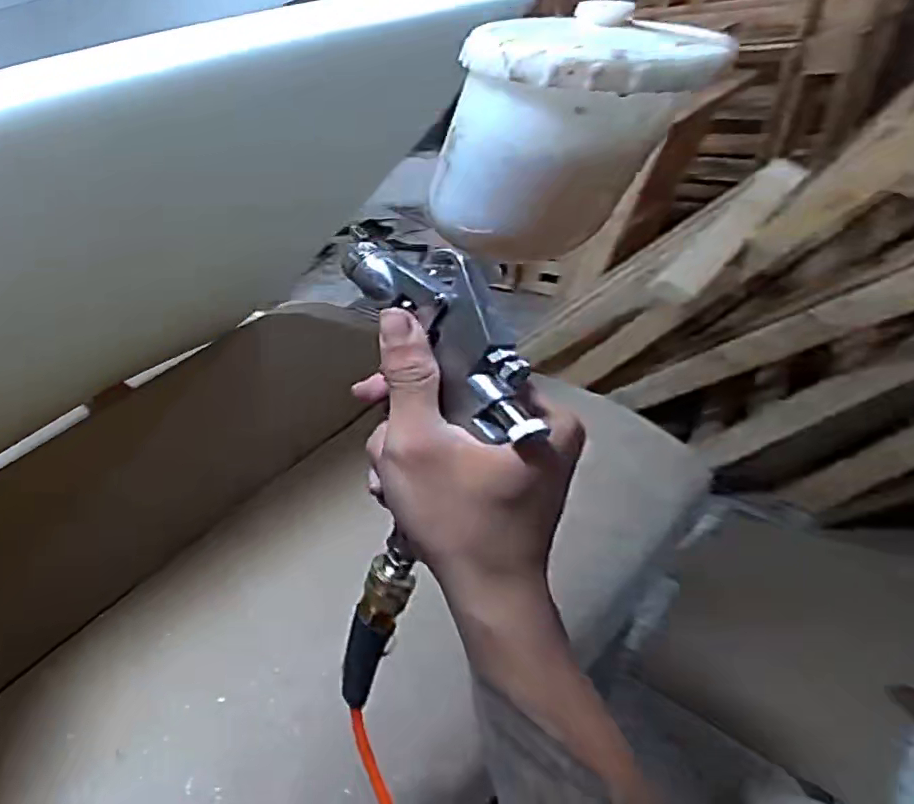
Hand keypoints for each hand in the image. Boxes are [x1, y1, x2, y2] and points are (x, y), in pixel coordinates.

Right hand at [351, 308, 585, 602]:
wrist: (487, 596)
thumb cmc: (454, 516)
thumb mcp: (416, 439)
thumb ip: (408, 375)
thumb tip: (399, 316)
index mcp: (538, 410)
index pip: (463, 362)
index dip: (411, 370)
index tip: (371, 390)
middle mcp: (542, 425)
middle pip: (450, 395)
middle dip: (401, 422)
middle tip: (378, 446)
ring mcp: (527, 452)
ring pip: (446, 423)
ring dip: (405, 447)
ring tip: (387, 479)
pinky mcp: (510, 473)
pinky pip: (456, 447)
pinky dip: (423, 462)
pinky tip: (401, 487)